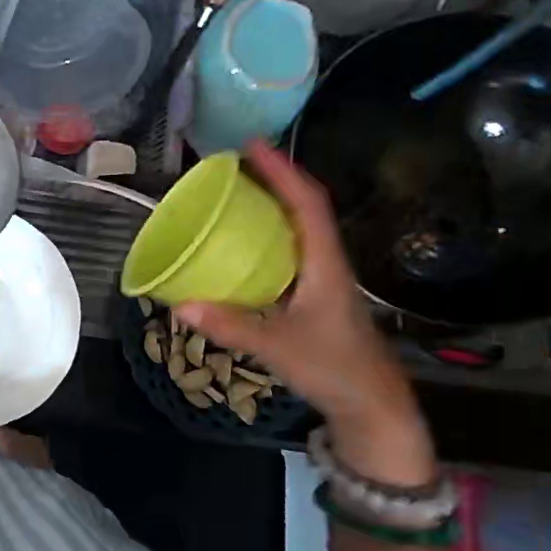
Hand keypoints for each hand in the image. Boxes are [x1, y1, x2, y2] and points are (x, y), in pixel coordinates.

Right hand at [177, 141, 433, 487]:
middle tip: (236, 165)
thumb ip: (230, 326)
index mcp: (324, 263)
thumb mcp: (278, 347)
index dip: (282, 170)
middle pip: (304, 207)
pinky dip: (268, 240)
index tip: (252, 146)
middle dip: (274, 180)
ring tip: (237, 195)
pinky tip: (244, 249)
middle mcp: (326, 263)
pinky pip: (291, 254)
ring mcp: (323, 280)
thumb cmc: (333, 369)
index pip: (307, 203)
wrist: (371, 405)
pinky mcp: (316, 298)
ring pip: (299, 230)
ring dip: (273, 207)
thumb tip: (179, 304)